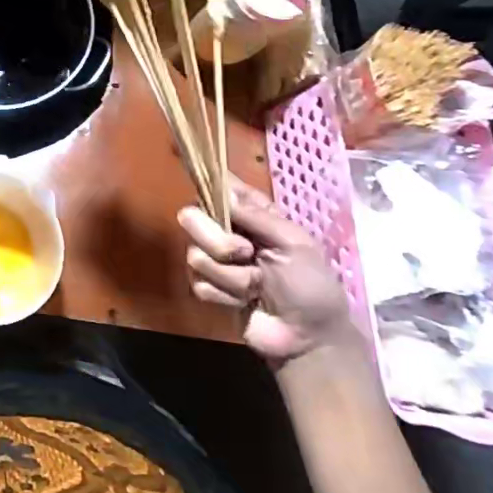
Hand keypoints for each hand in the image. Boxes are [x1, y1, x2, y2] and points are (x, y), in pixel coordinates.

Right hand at [178, 177, 359, 366]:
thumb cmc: (312, 286)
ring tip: (255, 287)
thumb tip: (226, 193)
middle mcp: (230, 232)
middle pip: (194, 217)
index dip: (205, 174)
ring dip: (229, 275)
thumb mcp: (295, 245)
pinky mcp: (211, 289)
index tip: (180, 154)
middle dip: (216, 237)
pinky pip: (199, 282)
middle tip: (244, 253)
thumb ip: (258, 217)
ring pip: (195, 253)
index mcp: (255, 215)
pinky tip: (245, 302)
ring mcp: (218, 261)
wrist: (308, 338)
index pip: (223, 187)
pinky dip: (225, 294)